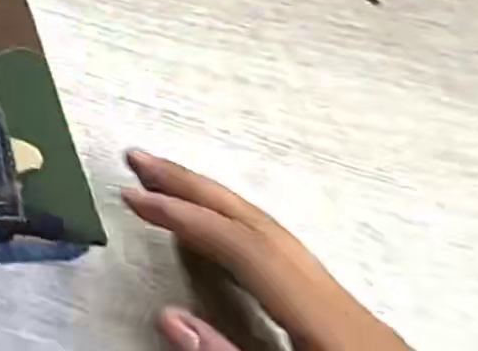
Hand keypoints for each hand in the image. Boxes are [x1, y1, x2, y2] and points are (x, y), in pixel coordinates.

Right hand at [123, 151, 407, 350]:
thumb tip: (168, 314)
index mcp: (328, 320)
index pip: (242, 247)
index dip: (183, 216)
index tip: (132, 197)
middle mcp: (337, 297)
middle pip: (256, 221)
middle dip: (194, 185)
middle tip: (139, 158)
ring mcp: (345, 301)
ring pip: (271, 229)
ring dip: (214, 199)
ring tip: (165, 180)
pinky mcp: (344, 314)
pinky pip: (280, 249)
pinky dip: (237, 225)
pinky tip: (216, 229)